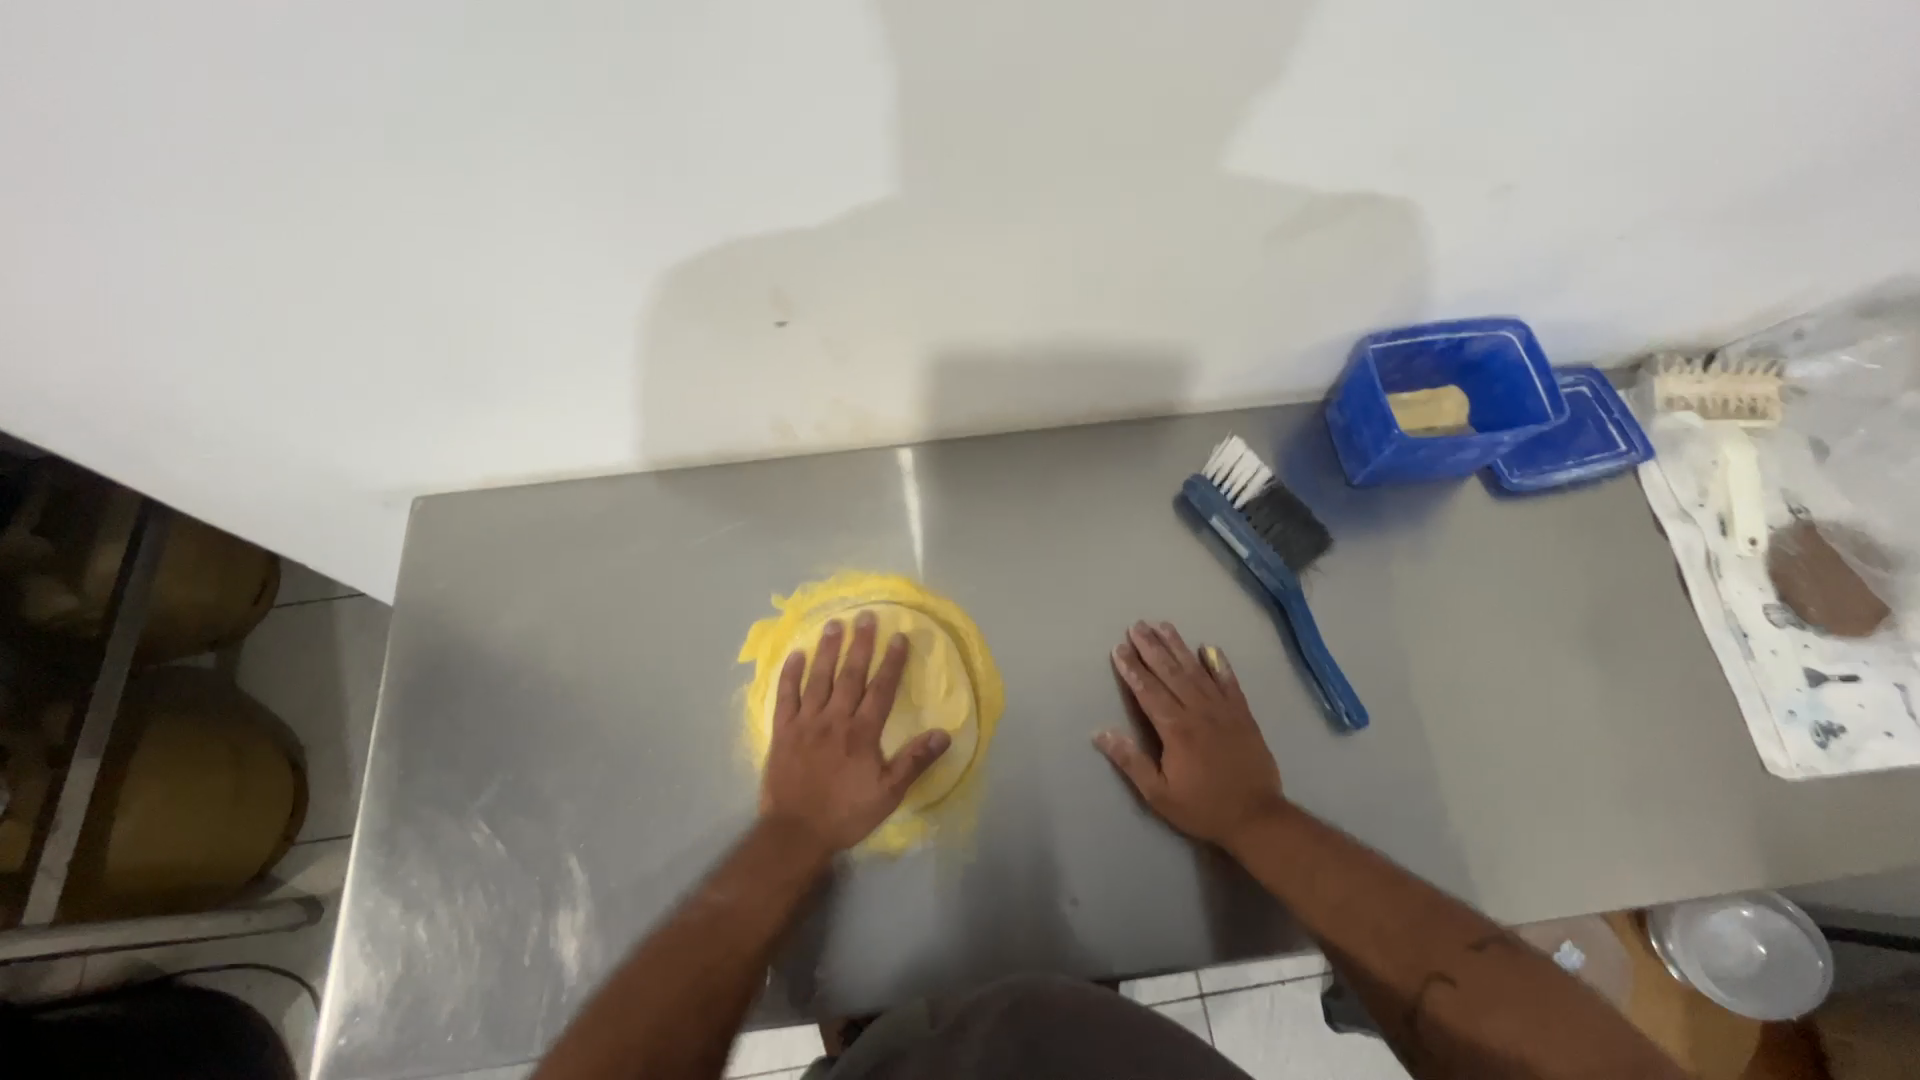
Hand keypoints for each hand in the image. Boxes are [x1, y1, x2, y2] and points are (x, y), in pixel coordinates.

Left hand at [759, 610, 951, 853]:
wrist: (795, 833)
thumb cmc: (846, 813)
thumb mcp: (888, 794)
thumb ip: (914, 761)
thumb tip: (943, 734)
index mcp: (862, 733)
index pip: (882, 689)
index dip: (892, 662)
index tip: (900, 637)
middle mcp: (835, 720)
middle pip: (850, 675)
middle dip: (861, 644)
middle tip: (866, 616)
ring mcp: (806, 723)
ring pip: (818, 678)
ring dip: (828, 650)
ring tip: (835, 624)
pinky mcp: (782, 731)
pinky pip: (785, 696)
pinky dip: (790, 674)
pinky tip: (796, 654)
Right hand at [1096, 620, 1286, 846]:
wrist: (1258, 817)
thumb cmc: (1203, 808)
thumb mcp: (1159, 794)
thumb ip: (1130, 761)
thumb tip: (1100, 733)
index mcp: (1175, 729)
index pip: (1148, 691)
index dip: (1132, 669)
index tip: (1119, 649)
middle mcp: (1199, 711)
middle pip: (1170, 672)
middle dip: (1151, 647)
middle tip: (1137, 625)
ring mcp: (1224, 710)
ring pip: (1197, 671)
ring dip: (1178, 647)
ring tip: (1164, 625)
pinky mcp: (1244, 714)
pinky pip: (1229, 682)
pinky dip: (1219, 663)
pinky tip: (1209, 648)